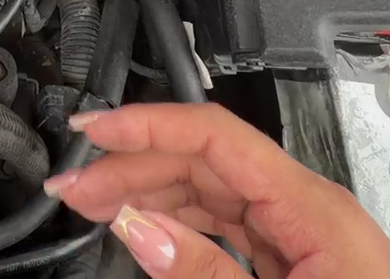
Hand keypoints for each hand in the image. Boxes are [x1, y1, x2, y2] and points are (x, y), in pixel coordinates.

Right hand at [45, 104, 389, 278]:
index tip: (93, 133)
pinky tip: (145, 229)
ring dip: (148, 194)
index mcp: (315, 209)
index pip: (216, 135)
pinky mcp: (296, 259)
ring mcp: (301, 233)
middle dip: (133, 168)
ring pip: (209, 190)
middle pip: (203, 161)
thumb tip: (135, 225)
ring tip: (94, 206)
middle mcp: (307, 207)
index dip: (148, 124)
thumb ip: (205, 274)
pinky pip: (225, 222)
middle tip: (74, 188)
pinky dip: (179, 222)